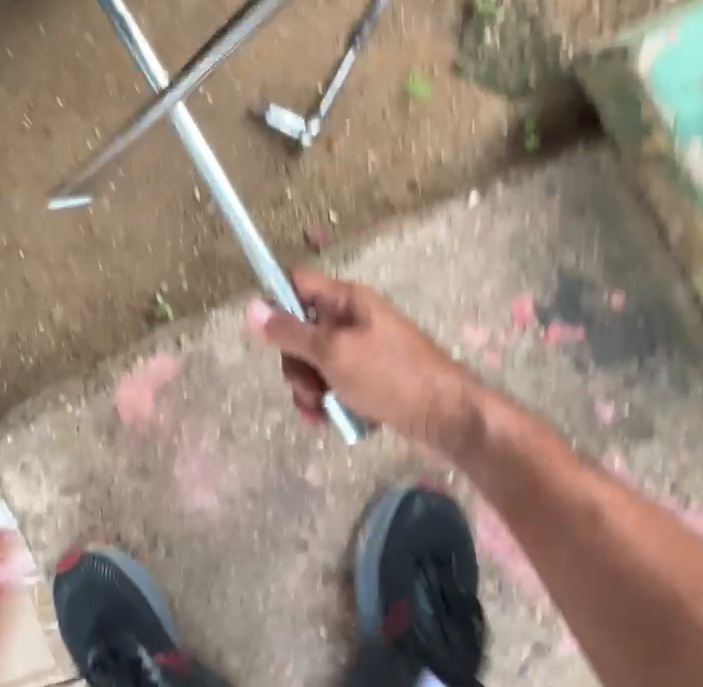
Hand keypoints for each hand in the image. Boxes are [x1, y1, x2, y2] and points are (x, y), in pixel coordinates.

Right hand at [247, 270, 485, 455]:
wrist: (452, 419)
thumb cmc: (392, 376)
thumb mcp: (333, 353)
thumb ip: (289, 332)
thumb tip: (250, 306)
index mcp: (347, 300)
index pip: (297, 282)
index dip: (278, 301)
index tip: (269, 333)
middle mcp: (352, 318)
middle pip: (300, 327)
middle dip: (294, 361)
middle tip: (306, 385)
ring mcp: (362, 349)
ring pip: (314, 359)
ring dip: (307, 386)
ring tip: (317, 410)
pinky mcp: (370, 377)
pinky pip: (333, 380)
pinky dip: (326, 398)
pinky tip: (326, 420)